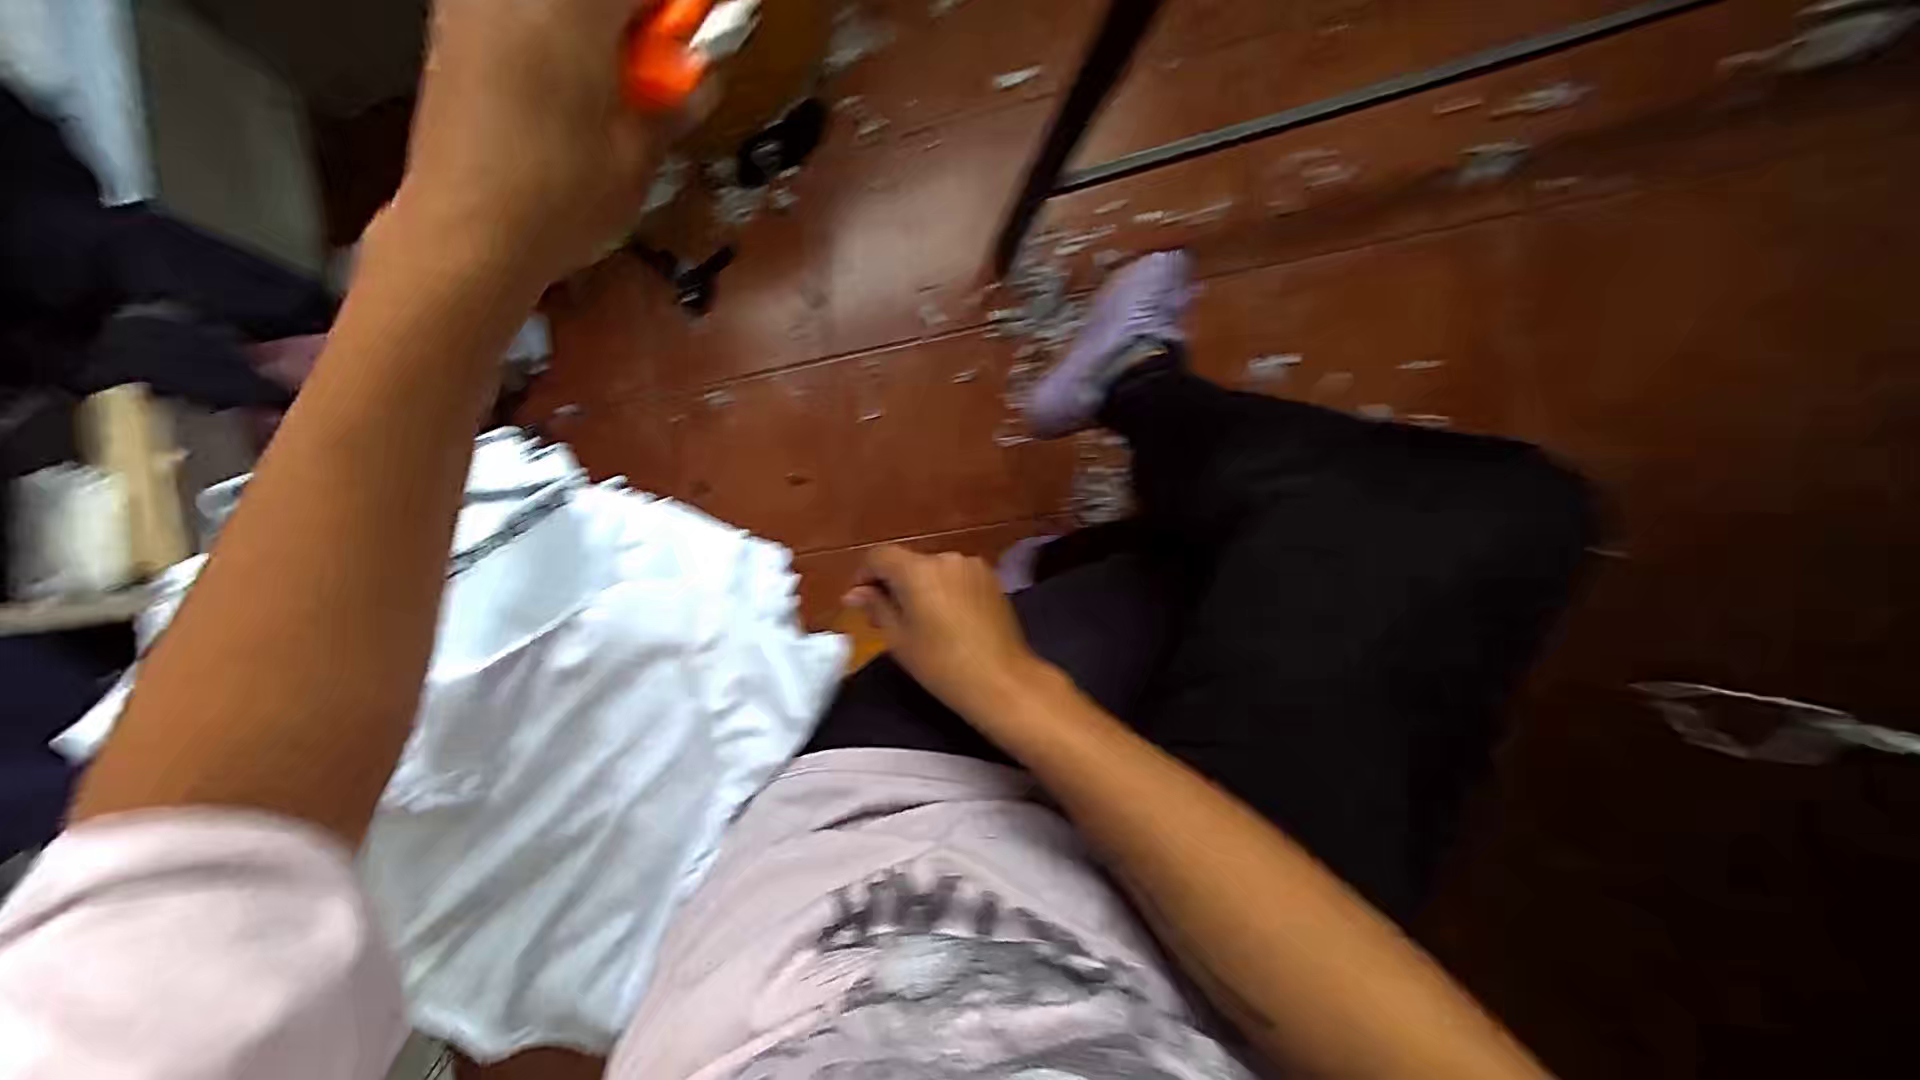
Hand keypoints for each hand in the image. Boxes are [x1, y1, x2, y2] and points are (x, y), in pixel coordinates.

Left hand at [395, 0, 686, 287]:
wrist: (470, 232)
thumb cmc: (558, 202)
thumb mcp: (637, 158)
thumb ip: (673, 104)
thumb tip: (700, 79)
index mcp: (568, 10)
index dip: (677, 9)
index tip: (693, 34)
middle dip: (635, 19)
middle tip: (658, 65)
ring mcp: (474, 3)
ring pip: (559, 5)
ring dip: (596, 29)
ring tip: (617, 80)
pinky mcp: (454, 27)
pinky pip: (521, 11)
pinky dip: (556, 33)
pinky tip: (571, 83)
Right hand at [846, 546, 1050, 721]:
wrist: (1001, 680)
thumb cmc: (941, 665)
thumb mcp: (899, 638)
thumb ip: (876, 606)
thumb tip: (855, 593)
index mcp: (918, 570)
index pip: (879, 556)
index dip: (864, 576)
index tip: (859, 602)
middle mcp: (946, 558)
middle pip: (908, 562)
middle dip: (892, 584)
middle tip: (883, 618)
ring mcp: (972, 566)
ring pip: (933, 570)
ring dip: (919, 587)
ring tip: (917, 621)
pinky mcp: (991, 579)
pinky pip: (955, 577)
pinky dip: (943, 590)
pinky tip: (945, 619)